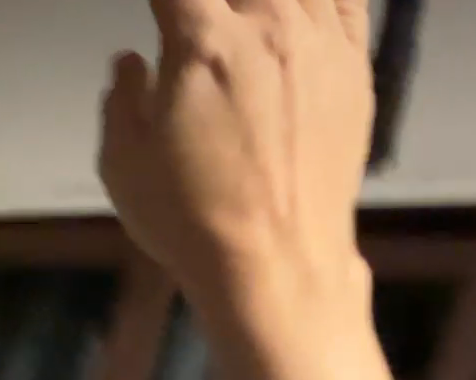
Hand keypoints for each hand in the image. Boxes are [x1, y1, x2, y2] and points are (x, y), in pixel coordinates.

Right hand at [99, 0, 423, 379]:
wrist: (271, 257)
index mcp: (202, 47)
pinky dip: (312, 1)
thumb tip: (129, 62)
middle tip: (190, 19)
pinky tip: (289, 15)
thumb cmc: (186, 218)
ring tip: (234, 23)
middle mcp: (268, 23)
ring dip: (252, 3)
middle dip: (202, 1)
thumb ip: (121, 101)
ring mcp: (319, 37)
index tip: (152, 10)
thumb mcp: (123, 166)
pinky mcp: (354, 61)